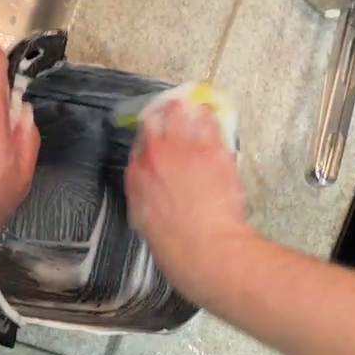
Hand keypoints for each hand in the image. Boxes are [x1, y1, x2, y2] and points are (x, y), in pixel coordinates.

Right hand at [126, 98, 255, 298]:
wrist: (204, 247)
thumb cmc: (175, 243)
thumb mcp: (146, 220)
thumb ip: (144, 192)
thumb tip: (147, 179)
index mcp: (138, 176)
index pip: (139, 143)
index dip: (147, 135)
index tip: (153, 131)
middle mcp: (159, 156)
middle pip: (158, 119)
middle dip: (165, 112)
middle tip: (171, 108)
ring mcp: (188, 149)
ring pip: (184, 114)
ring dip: (186, 109)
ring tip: (191, 106)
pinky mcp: (215, 150)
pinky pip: (211, 122)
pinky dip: (209, 117)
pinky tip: (210, 115)